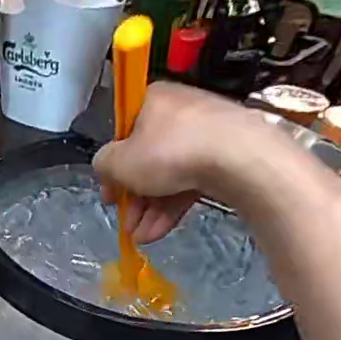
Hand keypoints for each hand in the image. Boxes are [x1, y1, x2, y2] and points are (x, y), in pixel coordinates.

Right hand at [92, 82, 293, 241]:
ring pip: (168, 175)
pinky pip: (189, 181)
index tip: (111, 195)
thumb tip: (105, 168)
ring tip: (142, 238)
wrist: (237, 157)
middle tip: (128, 223)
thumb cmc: (171, 152)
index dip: (114, 169)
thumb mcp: (120, 162)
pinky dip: (173, 206)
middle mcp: (176, 112)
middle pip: (146, 160)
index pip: (123, 136)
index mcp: (149, 101)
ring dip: (150, 210)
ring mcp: (202, 133)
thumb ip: (103, 165)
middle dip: (134, 198)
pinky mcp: (222, 155)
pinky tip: (160, 231)